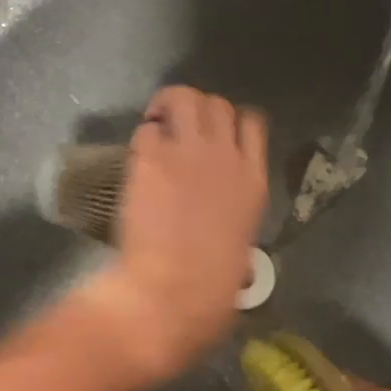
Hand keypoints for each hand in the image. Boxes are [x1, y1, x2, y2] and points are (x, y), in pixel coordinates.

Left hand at [84, 86, 266, 383]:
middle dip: (199, 111)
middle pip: (218, 104)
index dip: (232, 123)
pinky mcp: (151, 157)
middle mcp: (226, 156)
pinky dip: (142, 137)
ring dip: (169, 106)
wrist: (171, 292)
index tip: (216, 136)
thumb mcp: (241, 252)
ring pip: (185, 97)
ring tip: (157, 125)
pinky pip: (146, 128)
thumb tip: (232, 247)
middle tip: (179, 130)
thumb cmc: (212, 290)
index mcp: (254, 181)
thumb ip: (236, 228)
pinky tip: (137, 157)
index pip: (253, 123)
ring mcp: (188, 152)